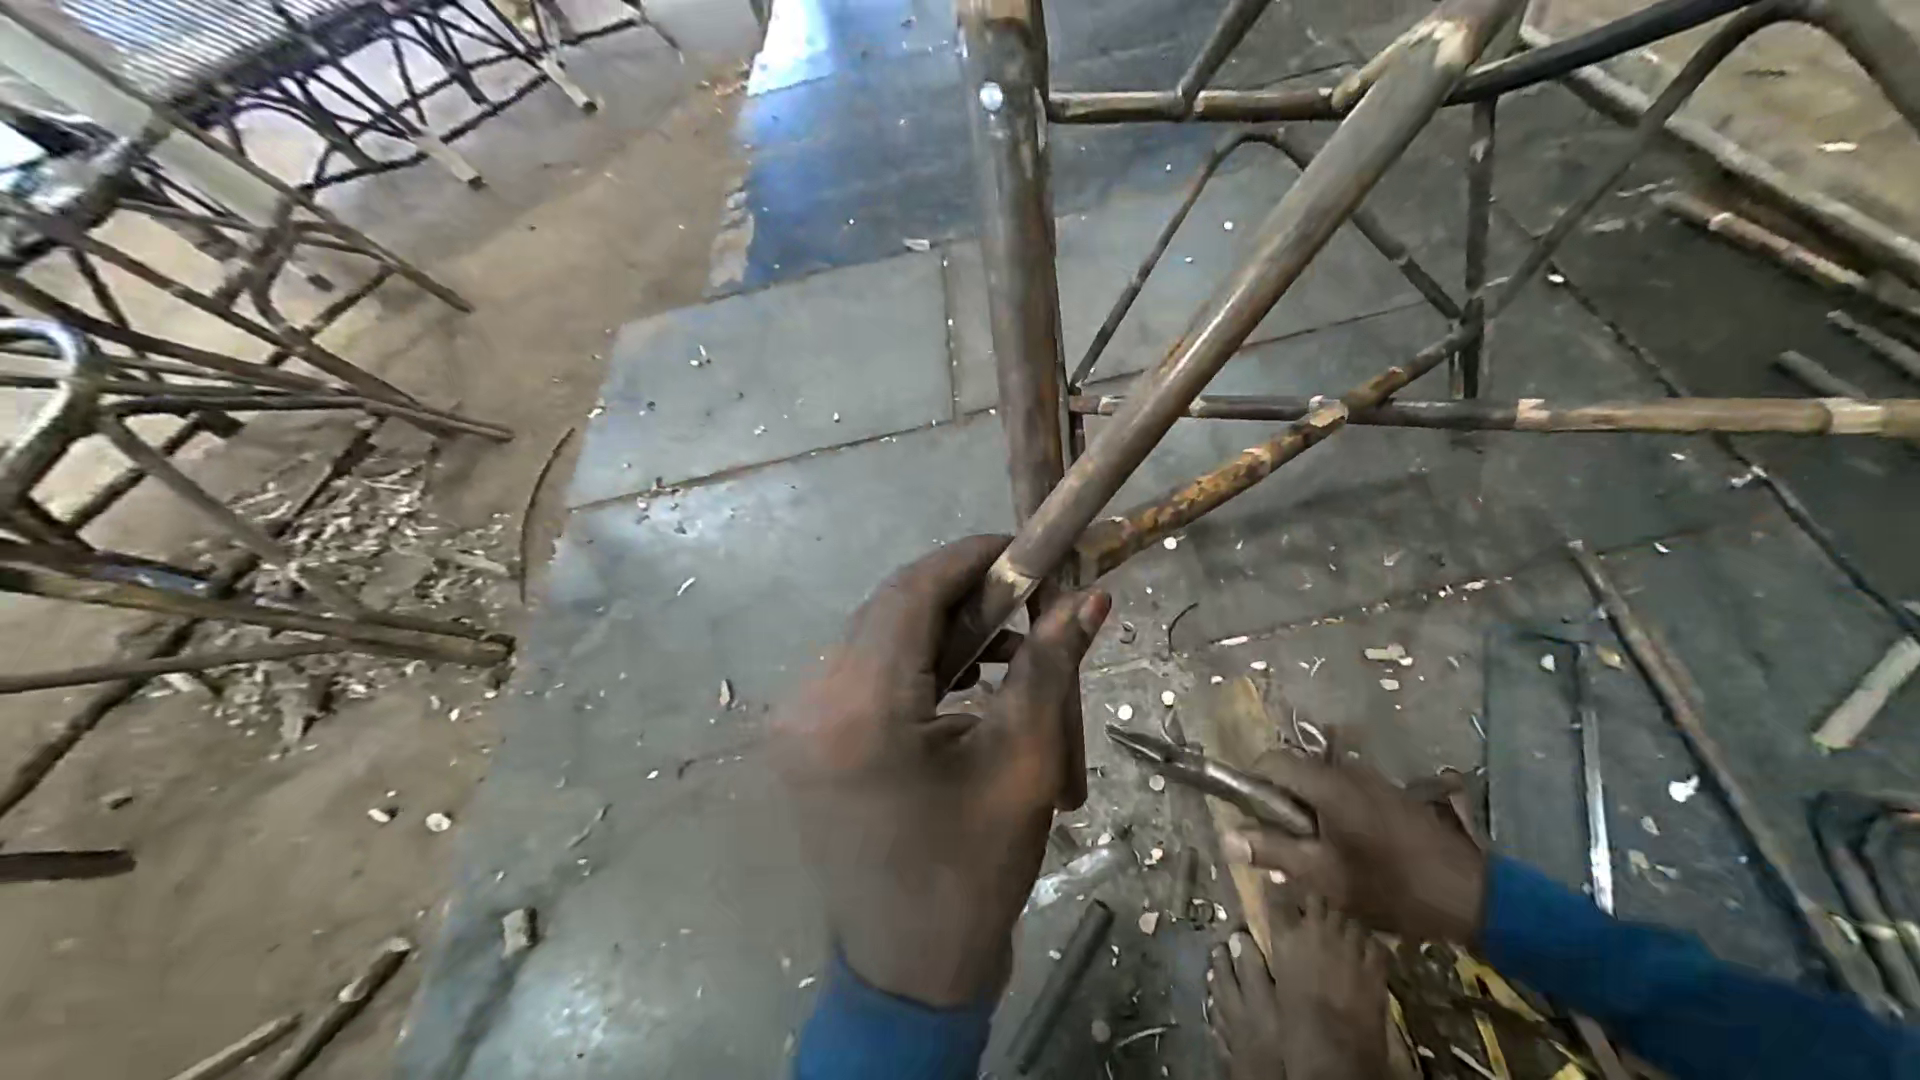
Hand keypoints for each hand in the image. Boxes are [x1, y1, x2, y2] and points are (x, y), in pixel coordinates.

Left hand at [770, 535, 1110, 1005]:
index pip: (911, 592)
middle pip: (889, 608)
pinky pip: (861, 670)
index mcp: (861, 709)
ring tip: (1004, 644)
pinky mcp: (804, 737)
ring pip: (874, 636)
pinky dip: (912, 660)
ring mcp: (798, 721)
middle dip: (959, 593)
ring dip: (938, 627)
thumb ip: (1051, 666)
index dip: (969, 558)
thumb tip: (1090, 598)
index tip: (1021, 549)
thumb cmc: (975, 873)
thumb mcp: (1025, 762)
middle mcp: (812, 702)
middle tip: (1023, 597)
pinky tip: (961, 677)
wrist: (911, 969)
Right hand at [1222, 752, 1486, 943]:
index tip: (1249, 815)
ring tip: (1312, 851)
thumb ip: (1273, 851)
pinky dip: (1330, 811)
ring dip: (1304, 809)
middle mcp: (1346, 771)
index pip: (1271, 761)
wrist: (1472, 896)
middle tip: (1280, 842)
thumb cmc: (1390, 886)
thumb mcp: (1323, 876)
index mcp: (1326, 785)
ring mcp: (1371, 780)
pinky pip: (1342, 791)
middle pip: (1293, 771)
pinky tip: (1344, 848)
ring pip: (1318, 783)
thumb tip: (1227, 837)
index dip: (1250, 781)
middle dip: (1277, 801)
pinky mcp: (1389, 795)